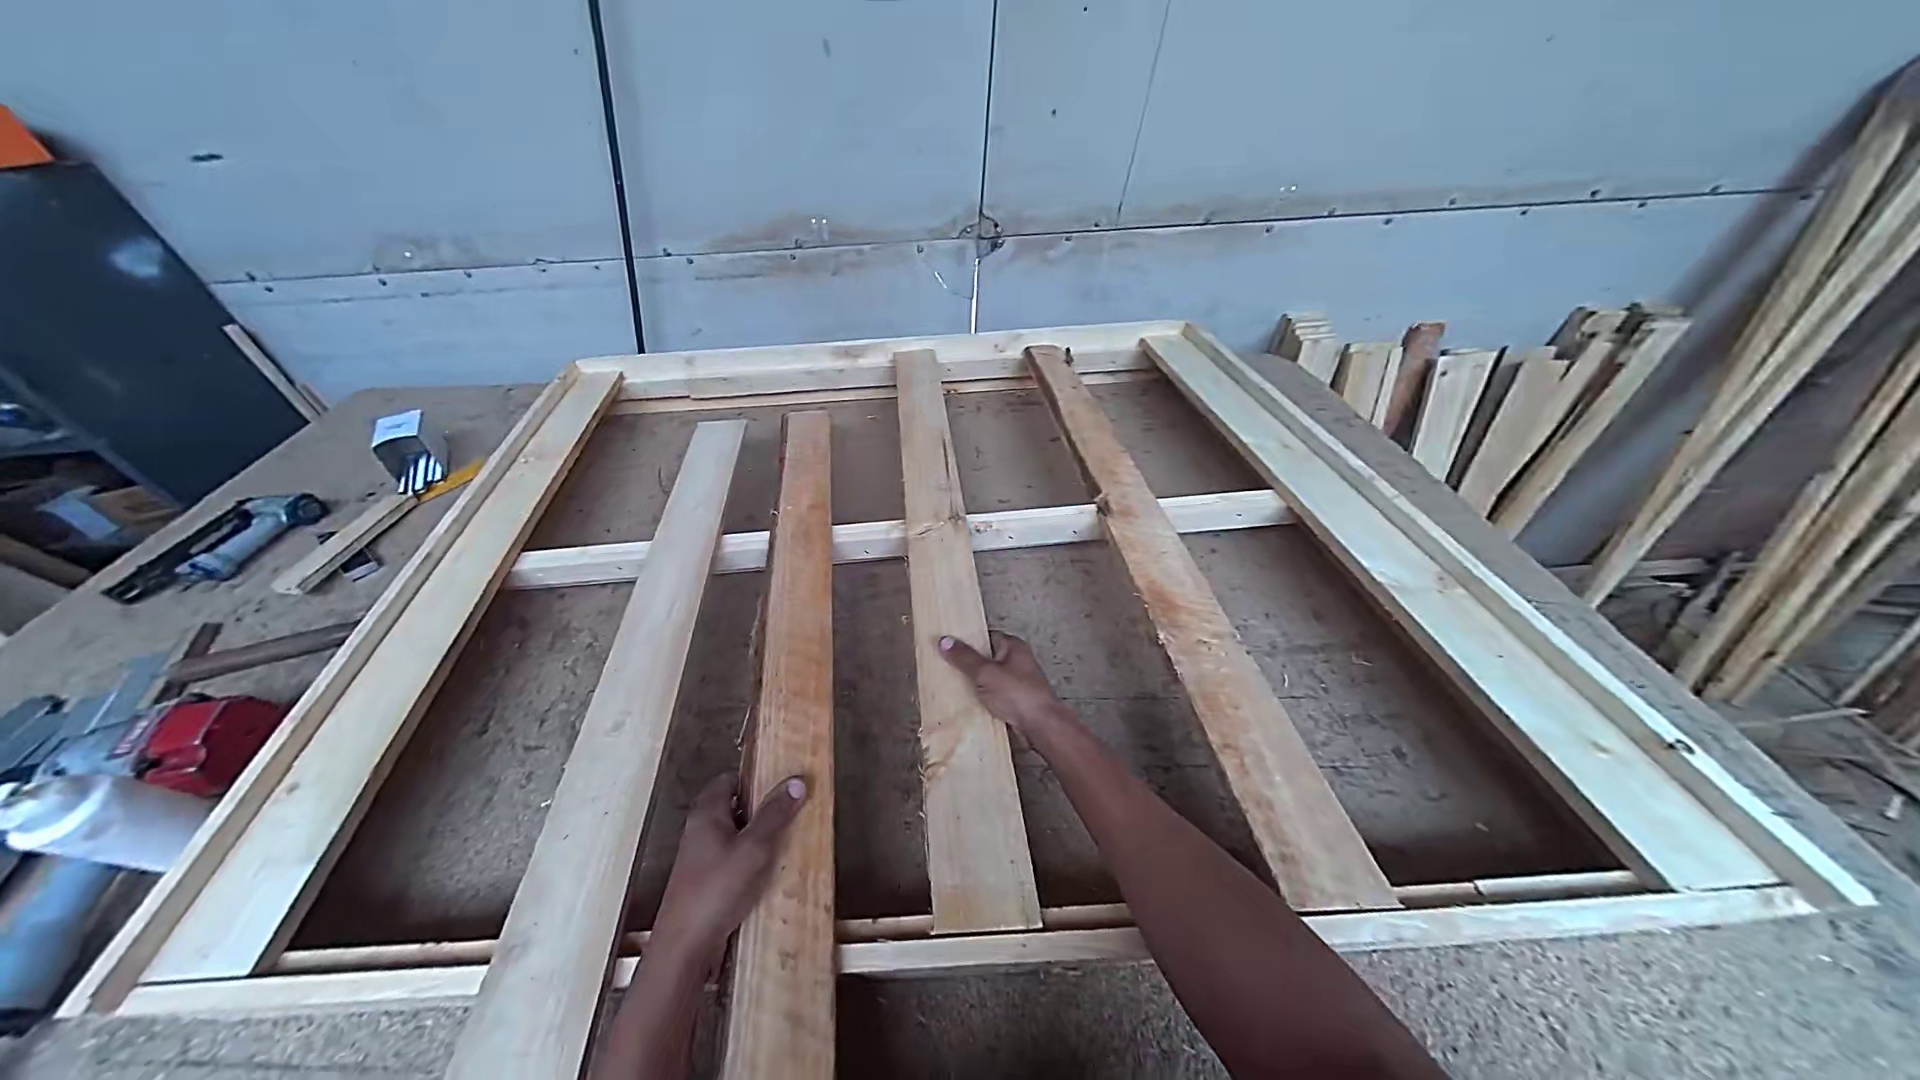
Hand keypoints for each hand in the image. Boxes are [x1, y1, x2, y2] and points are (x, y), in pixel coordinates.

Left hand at [648, 773, 807, 971]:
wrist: (684, 948)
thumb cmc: (717, 889)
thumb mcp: (754, 847)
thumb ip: (775, 814)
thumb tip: (796, 781)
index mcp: (706, 813)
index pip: (729, 779)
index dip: (753, 776)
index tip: (780, 779)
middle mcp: (699, 830)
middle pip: (733, 806)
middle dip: (760, 807)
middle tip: (790, 808)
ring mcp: (700, 858)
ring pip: (734, 834)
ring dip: (757, 835)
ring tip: (787, 837)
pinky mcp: (705, 882)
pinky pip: (732, 859)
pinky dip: (750, 859)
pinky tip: (769, 870)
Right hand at [937, 632, 1072, 739]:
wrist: (1039, 727)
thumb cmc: (1020, 695)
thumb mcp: (985, 672)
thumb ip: (965, 658)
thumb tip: (946, 641)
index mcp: (1014, 647)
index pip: (986, 636)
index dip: (968, 640)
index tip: (949, 645)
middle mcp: (1017, 662)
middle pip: (986, 659)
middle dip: (969, 665)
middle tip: (947, 667)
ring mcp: (1016, 684)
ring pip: (988, 680)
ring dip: (974, 686)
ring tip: (953, 687)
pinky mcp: (1013, 703)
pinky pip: (992, 698)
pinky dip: (981, 701)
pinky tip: (967, 704)